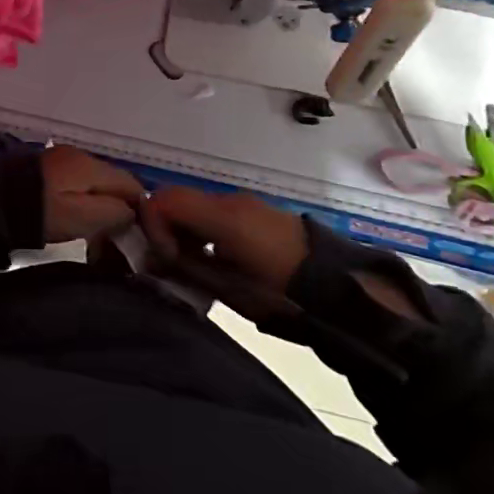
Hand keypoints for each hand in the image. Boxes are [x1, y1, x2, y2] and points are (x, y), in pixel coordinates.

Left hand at [39, 146, 142, 242]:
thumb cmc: (41, 212)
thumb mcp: (82, 217)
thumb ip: (114, 212)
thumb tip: (132, 211)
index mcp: (90, 165)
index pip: (131, 182)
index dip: (139, 208)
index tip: (137, 233)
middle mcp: (78, 155)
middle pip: (110, 181)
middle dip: (117, 207)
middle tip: (115, 236)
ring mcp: (59, 159)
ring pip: (92, 182)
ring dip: (97, 204)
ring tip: (94, 231)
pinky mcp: (43, 168)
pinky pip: (73, 182)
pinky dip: (80, 199)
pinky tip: (74, 217)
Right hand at [138, 186, 309, 323]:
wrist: (341, 290)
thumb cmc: (280, 294)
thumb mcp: (228, 289)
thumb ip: (184, 269)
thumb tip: (152, 259)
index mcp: (222, 217)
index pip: (164, 200)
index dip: (153, 225)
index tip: (163, 257)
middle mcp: (230, 201)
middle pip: (178, 200)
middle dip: (164, 228)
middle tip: (169, 263)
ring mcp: (245, 204)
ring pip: (196, 206)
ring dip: (183, 230)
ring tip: (191, 266)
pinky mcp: (257, 213)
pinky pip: (215, 213)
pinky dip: (202, 230)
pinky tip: (214, 259)